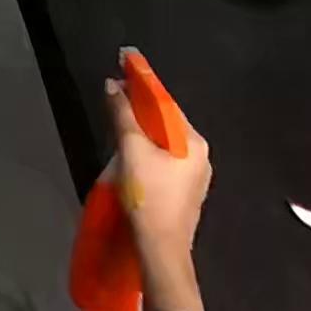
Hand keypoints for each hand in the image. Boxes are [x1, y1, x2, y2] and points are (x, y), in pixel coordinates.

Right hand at [106, 78, 210, 310]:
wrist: (159, 252)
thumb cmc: (149, 197)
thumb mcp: (131, 148)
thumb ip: (122, 113)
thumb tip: (112, 83)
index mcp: (193, 142)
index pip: (165, 100)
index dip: (142, 80)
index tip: (125, 59)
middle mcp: (199, 154)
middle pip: (164, 118)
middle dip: (140, 102)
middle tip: (117, 86)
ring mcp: (192, 174)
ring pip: (163, 136)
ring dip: (141, 123)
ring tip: (118, 109)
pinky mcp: (181, 189)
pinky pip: (162, 153)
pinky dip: (145, 142)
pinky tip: (128, 141)